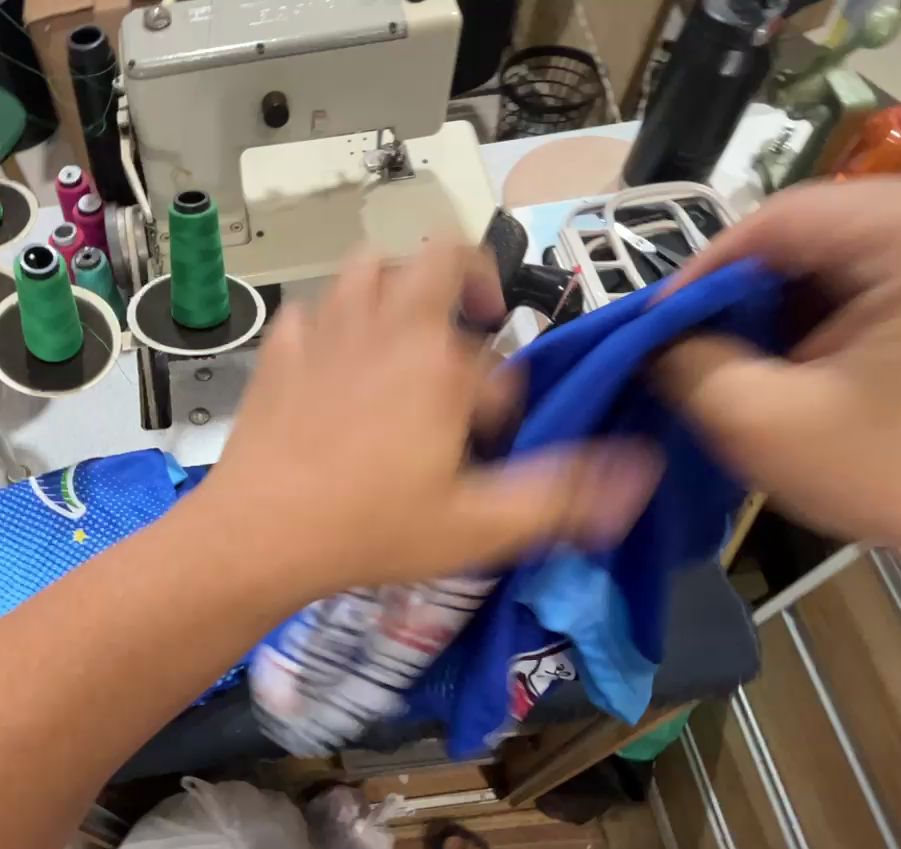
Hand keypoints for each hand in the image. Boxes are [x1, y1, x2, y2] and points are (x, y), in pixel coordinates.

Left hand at [189, 244, 663, 599]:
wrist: (259, 535)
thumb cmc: (369, 529)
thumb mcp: (476, 527)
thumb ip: (562, 495)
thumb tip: (640, 470)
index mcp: (442, 364)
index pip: (498, 364)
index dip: (504, 405)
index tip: (486, 448)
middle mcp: (387, 328)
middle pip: (440, 260)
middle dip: (469, 285)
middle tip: (473, 333)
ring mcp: (325, 334)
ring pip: (368, 269)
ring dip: (395, 289)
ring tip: (405, 337)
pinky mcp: (277, 355)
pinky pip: (308, 314)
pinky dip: (328, 327)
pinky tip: (330, 367)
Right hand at [654, 178, 900, 577]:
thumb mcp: (762, 425)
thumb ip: (686, 367)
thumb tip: (651, 341)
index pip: (780, 218)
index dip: (700, 275)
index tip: (654, 332)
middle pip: (820, 228)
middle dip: (747, 293)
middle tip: (697, 351)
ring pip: (853, 248)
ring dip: (789, 304)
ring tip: (751, 362)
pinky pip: (895, 268)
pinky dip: (838, 311)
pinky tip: (812, 361)